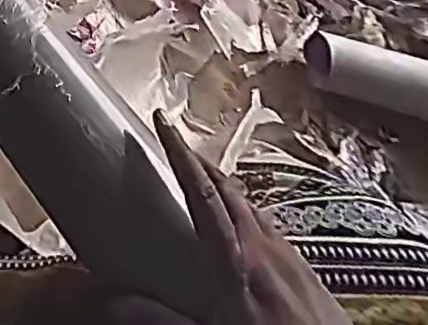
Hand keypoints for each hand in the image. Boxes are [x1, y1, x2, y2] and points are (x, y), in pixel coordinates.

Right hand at [118, 112, 348, 324]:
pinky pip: (271, 227)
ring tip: (202, 177)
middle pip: (227, 188)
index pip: (201, 190)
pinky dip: (248, 211)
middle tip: (175, 145)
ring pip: (250, 204)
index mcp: (235, 260)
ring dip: (223, 184)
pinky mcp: (312, 274)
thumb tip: (116, 302)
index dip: (180, 153)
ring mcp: (292, 259)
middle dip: (198, 160)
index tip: (162, 122)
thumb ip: (164, 317)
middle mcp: (264, 250)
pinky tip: (244, 225)